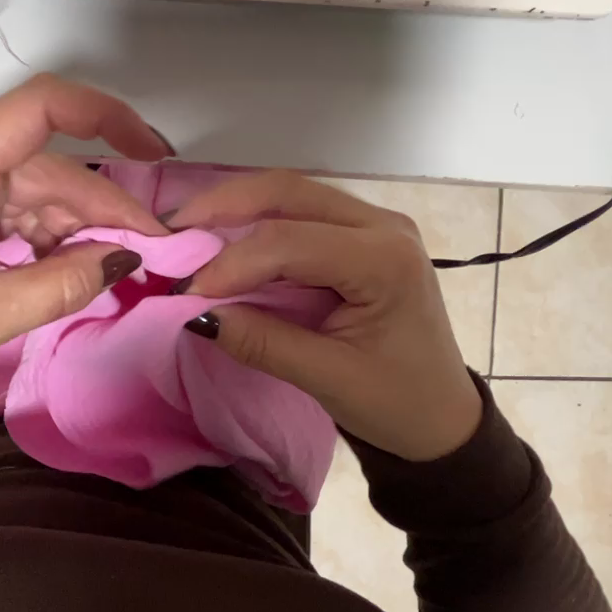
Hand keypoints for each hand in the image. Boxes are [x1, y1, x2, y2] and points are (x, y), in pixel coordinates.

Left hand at [0, 75, 172, 421]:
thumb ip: (63, 284)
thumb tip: (125, 260)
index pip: (38, 110)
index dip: (105, 116)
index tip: (154, 153)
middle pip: (47, 165)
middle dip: (103, 204)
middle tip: (151, 251)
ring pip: (35, 196)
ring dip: (79, 229)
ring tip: (116, 268)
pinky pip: (14, 220)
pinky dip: (50, 243)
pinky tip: (74, 269)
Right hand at [169, 172, 483, 460]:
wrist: (441, 417)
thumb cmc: (395, 403)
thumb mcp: (327, 379)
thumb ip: (261, 342)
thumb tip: (194, 316)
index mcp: (384, 261)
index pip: (289, 243)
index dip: (229, 264)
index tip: (184, 294)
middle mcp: (383, 226)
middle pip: (289, 193)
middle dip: (224, 206)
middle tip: (171, 230)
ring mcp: (374, 226)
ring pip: (292, 196)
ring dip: (237, 209)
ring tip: (187, 231)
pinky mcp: (361, 237)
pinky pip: (300, 215)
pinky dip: (257, 224)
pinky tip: (223, 239)